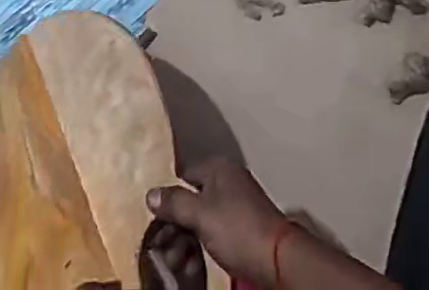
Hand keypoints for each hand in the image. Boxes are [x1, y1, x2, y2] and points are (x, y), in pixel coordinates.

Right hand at [146, 157, 286, 287]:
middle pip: (192, 198)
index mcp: (219, 168)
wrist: (277, 257)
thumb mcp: (200, 215)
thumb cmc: (237, 229)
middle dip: (176, 224)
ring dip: (187, 239)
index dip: (168, 196)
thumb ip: (174, 203)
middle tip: (164, 247)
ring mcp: (238, 202)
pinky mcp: (244, 225)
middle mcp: (228, 179)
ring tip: (177, 260)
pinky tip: (194, 261)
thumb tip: (150, 193)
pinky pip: (215, 230)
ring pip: (202, 217)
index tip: (155, 219)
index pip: (183, 174)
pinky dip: (203, 243)